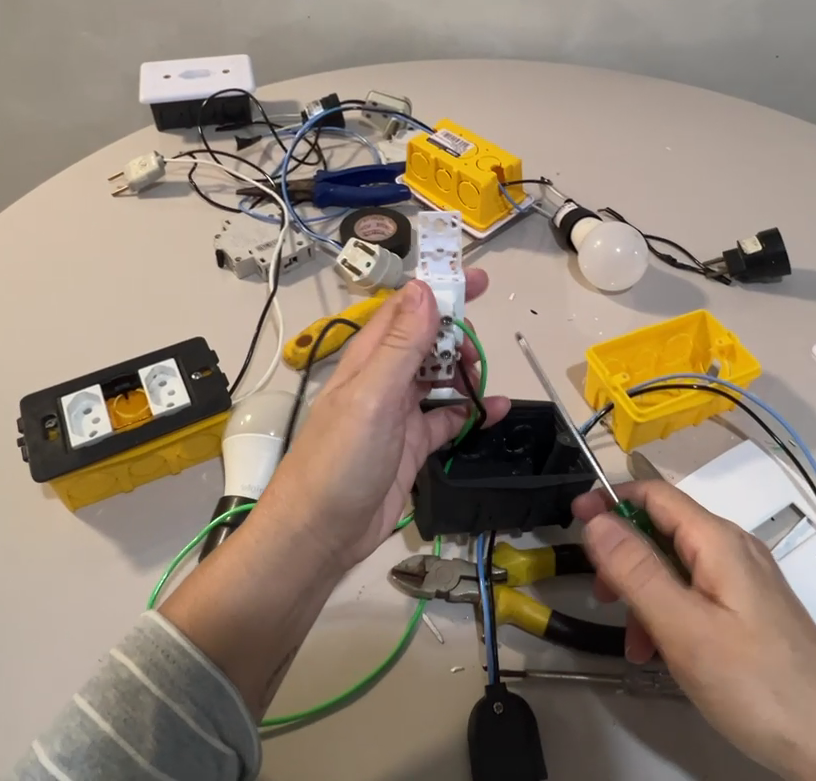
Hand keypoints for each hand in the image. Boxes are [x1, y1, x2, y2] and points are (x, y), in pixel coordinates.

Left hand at [260, 272, 510, 567]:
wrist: (319, 535)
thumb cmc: (340, 461)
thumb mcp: (372, 396)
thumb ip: (400, 344)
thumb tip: (425, 288)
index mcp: (368, 358)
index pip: (406, 309)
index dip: (439, 290)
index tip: (477, 280)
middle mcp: (382, 379)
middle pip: (426, 341)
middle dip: (457, 334)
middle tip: (480, 349)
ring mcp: (397, 413)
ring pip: (437, 378)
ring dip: (463, 373)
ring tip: (484, 380)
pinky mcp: (410, 446)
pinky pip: (446, 419)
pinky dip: (470, 412)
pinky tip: (496, 411)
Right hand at [576, 481, 815, 779]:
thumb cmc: (757, 684)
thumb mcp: (684, 628)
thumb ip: (637, 570)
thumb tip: (597, 520)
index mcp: (718, 541)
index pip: (654, 495)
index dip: (610, 500)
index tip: (574, 520)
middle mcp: (734, 550)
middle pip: (663, 530)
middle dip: (624, 556)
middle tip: (601, 595)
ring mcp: (745, 582)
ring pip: (677, 566)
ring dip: (644, 593)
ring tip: (634, 641)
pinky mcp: (751, 613)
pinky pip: (696, 594)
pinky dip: (669, 613)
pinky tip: (664, 653)